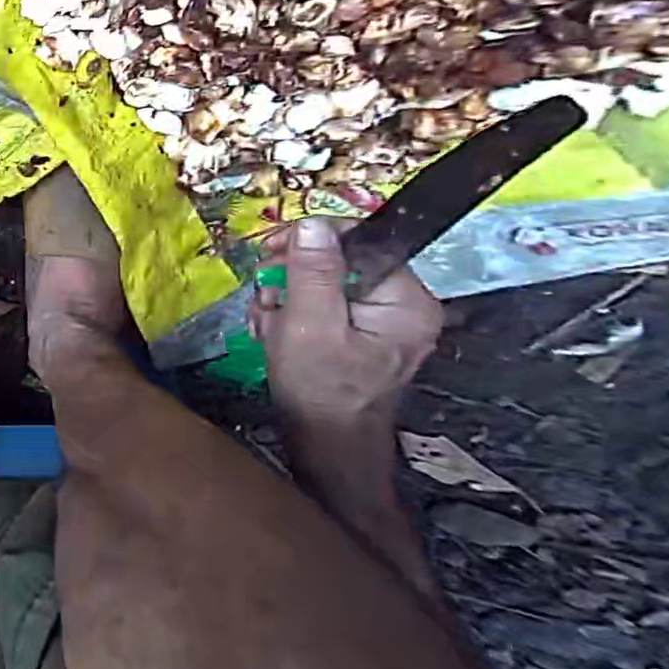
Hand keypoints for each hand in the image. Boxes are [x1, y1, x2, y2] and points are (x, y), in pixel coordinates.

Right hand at [249, 216, 442, 431]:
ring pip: (318, 281)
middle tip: (265, 297)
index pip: (358, 241)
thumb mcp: (310, 324)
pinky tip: (274, 332)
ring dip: (281, 296)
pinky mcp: (353, 332)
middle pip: (334, 260)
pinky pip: (316, 303)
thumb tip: (312, 224)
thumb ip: (313, 272)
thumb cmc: (320, 386)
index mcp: (404, 298)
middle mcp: (397, 303)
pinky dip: (288, 312)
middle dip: (289, 276)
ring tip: (268, 323)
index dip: (309, 239)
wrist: (323, 444)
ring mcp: (375, 319)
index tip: (268, 251)